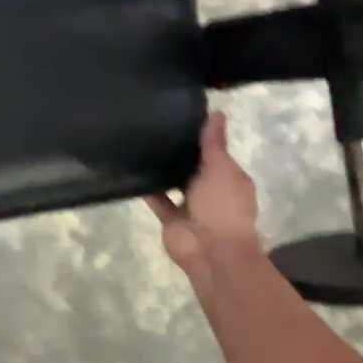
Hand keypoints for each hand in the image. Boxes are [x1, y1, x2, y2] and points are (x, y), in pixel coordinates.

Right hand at [144, 111, 261, 280]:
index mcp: (229, 178)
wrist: (211, 251)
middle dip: (180, 153)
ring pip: (175, 183)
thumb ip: (214, 143)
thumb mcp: (221, 169)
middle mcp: (211, 190)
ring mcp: (191, 206)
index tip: (181, 116)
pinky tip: (133, 171)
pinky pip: (158, 200)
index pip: (216, 153)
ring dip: (163, 170)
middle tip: (155, 127)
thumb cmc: (223, 206)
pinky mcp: (172, 219)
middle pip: (194, 167)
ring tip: (141, 144)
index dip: (202, 137)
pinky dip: (148, 189)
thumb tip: (216, 112)